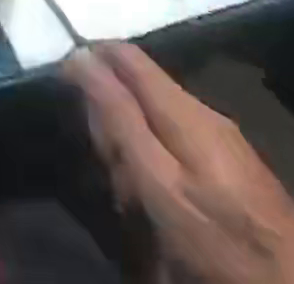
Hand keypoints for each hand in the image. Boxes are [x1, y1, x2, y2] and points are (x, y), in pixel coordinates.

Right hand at [64, 43, 293, 283]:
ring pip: (152, 110)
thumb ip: (118, 115)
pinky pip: (172, 136)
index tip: (60, 87)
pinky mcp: (232, 166)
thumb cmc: (221, 239)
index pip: (123, 53)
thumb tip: (79, 55)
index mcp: (185, 108)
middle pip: (136, 82)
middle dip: (106, 106)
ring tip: (122, 178)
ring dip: (126, 134)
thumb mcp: (157, 180)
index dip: (86, 58)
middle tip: (101, 153)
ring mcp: (223, 140)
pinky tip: (151, 188)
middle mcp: (205, 112)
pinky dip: (149, 151)